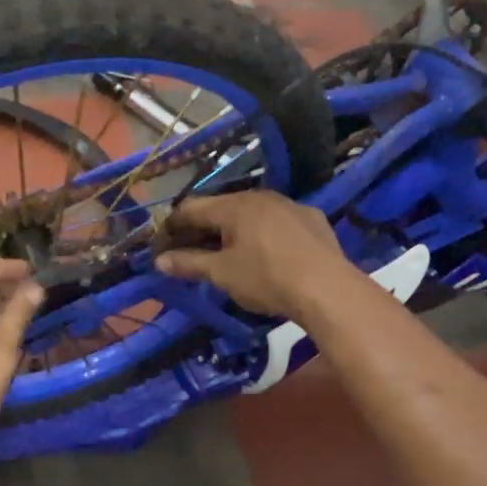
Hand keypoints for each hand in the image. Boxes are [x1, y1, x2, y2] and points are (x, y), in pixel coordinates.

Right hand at [154, 191, 351, 319]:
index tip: (162, 244)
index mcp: (234, 206)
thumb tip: (159, 261)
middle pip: (222, 207)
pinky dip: (262, 233)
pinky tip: (265, 252)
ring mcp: (290, 205)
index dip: (172, 225)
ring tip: (226, 252)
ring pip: (251, 213)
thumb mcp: (221, 274)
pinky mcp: (313, 219)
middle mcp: (261, 196)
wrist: (327, 289)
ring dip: (233, 229)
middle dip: (202, 228)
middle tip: (190, 251)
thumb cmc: (266, 278)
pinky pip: (277, 222)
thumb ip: (189, 264)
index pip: (192, 207)